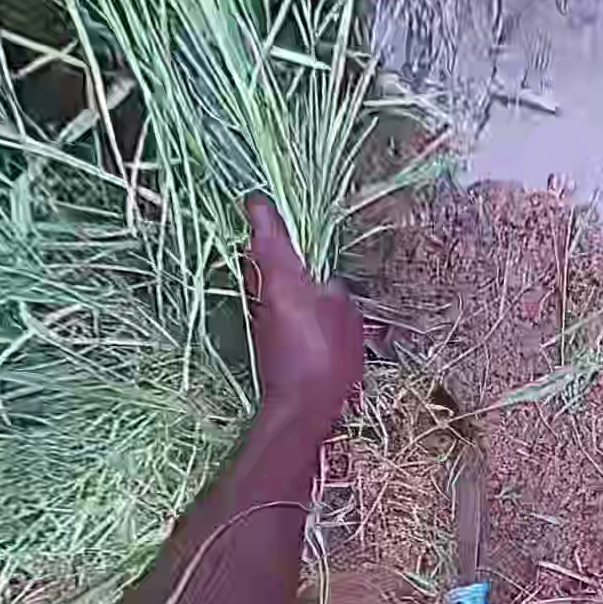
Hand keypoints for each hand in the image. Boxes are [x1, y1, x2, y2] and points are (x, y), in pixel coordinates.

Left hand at [242, 194, 362, 428]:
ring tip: (311, 273)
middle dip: (278, 240)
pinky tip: (310, 307)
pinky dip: (288, 296)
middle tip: (302, 238)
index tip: (276, 198)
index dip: (268, 205)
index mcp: (278, 270)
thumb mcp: (344, 314)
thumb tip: (328, 281)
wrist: (300, 405)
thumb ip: (335, 289)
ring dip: (284, 270)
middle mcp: (259, 285)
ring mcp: (258, 310)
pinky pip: (274, 300)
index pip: (262, 220)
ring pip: (267, 276)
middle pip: (261, 248)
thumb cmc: (324, 355)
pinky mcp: (263, 333)